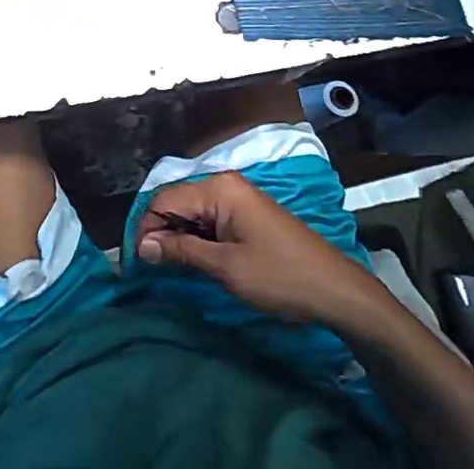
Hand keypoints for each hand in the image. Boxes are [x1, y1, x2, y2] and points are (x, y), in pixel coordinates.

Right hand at [135, 172, 378, 325]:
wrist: (336, 290)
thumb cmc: (280, 276)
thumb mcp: (226, 267)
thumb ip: (180, 250)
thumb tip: (142, 246)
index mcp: (219, 188)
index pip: (164, 198)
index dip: (145, 227)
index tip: (137, 260)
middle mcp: (225, 183)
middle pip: (176, 201)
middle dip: (159, 230)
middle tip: (149, 265)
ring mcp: (237, 197)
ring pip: (191, 210)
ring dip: (176, 235)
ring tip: (167, 265)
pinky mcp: (245, 212)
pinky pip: (208, 217)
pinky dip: (195, 236)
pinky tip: (192, 258)